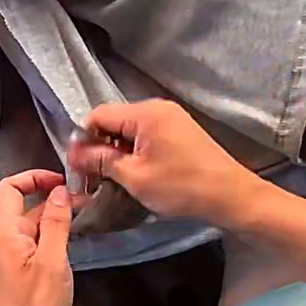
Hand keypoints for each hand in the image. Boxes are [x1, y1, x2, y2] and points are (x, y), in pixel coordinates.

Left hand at [0, 169, 73, 305]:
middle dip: (50, 196)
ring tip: (82, 215)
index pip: (10, 187)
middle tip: (83, 199)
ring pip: (30, 222)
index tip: (62, 180)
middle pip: (22, 204)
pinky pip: (33, 239)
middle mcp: (2, 239)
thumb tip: (59, 190)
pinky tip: (70, 237)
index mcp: (5, 232)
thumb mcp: (53, 260)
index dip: (34, 177)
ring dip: (53, 215)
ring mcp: (9, 254)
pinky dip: (50, 232)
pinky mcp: (18, 267)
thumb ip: (55, 222)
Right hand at [68, 100, 279, 229]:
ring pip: (127, 129)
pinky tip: (131, 172)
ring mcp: (170, 118)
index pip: (98, 115)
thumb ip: (100, 160)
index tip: (78, 164)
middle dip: (98, 146)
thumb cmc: (180, 187)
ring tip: (109, 177)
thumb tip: (73, 151)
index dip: (83, 138)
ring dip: (115, 151)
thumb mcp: (133, 176)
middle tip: (90, 175)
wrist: (232, 197)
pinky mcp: (178, 131)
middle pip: (113, 121)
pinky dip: (132, 151)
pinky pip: (144, 134)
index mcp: (145, 113)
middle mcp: (157, 108)